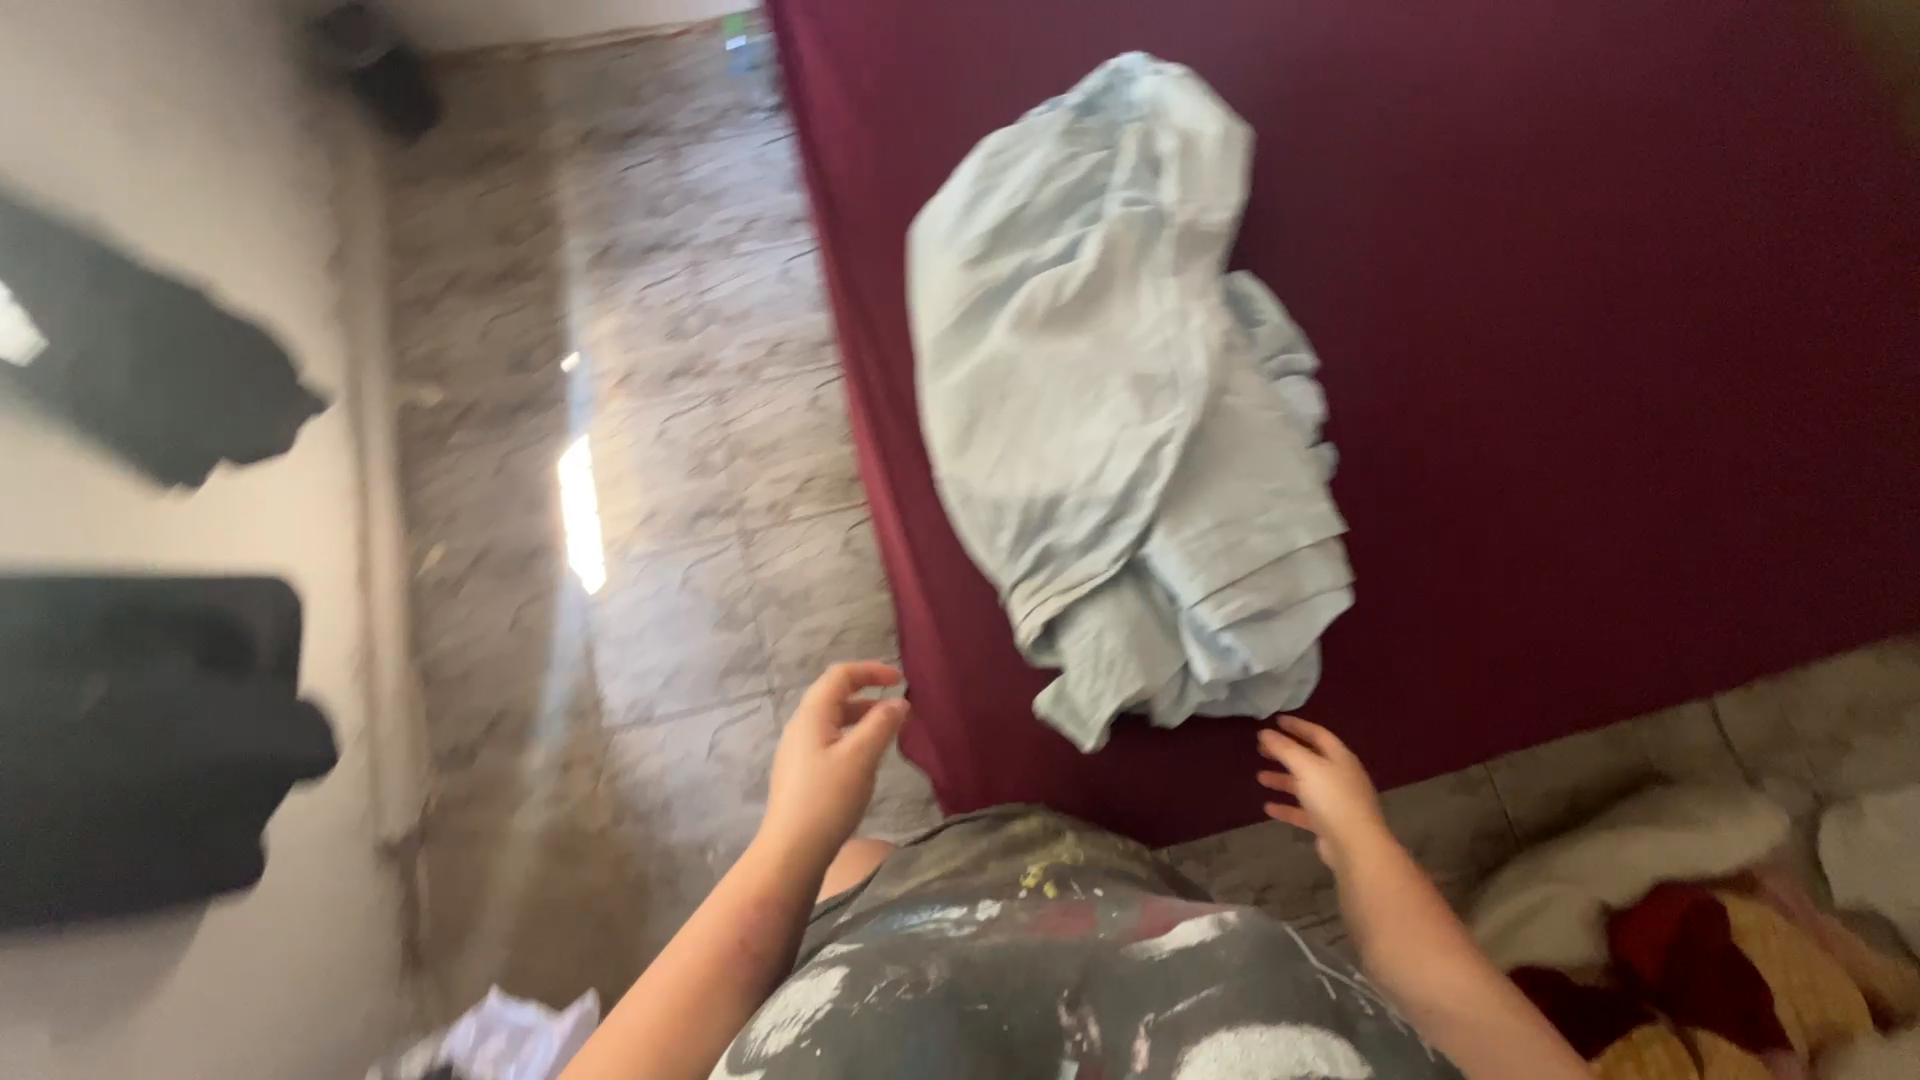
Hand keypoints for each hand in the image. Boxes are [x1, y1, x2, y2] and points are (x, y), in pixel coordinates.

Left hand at [760, 662, 909, 860]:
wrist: (791, 851)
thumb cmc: (828, 798)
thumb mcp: (861, 757)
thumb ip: (882, 724)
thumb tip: (899, 702)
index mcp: (812, 715)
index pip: (840, 675)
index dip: (871, 670)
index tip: (899, 680)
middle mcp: (800, 726)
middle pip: (834, 695)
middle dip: (868, 694)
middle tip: (898, 708)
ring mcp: (797, 750)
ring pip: (833, 720)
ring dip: (862, 717)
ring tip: (888, 732)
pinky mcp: (801, 772)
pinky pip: (829, 740)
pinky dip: (852, 737)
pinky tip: (866, 758)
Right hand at [1256, 715, 1393, 869]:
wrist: (1356, 846)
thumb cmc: (1332, 798)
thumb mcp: (1306, 767)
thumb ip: (1284, 748)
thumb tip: (1264, 732)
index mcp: (1340, 758)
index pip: (1317, 734)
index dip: (1297, 726)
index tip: (1276, 720)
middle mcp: (1340, 777)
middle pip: (1310, 759)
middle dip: (1286, 753)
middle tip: (1262, 749)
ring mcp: (1336, 801)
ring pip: (1305, 785)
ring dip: (1283, 780)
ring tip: (1260, 777)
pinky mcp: (1329, 823)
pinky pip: (1304, 811)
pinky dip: (1287, 807)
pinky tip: (1268, 807)